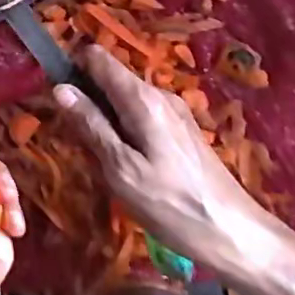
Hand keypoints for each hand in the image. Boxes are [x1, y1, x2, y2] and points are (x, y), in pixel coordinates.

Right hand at [55, 46, 294, 294]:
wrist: (240, 238)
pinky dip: (122, 128)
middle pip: (110, 77)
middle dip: (85, 96)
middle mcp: (159, 95)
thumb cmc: (173, 205)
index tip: (54, 92)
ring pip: (123, 98)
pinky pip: (139, 115)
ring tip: (95, 155)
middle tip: (72, 135)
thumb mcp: (121, 169)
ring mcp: (174, 112)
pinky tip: (123, 164)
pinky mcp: (182, 131)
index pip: (98, 57)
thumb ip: (91, 125)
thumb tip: (60, 88)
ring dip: (103, 116)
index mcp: (141, 98)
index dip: (71, 65)